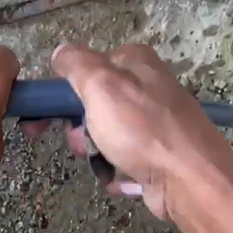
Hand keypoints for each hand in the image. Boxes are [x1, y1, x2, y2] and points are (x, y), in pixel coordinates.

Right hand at [48, 43, 232, 219]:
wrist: (190, 181)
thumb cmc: (142, 130)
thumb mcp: (101, 86)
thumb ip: (76, 64)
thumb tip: (60, 51)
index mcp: (135, 63)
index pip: (87, 67)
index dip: (61, 92)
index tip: (42, 116)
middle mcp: (149, 87)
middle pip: (94, 104)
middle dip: (80, 130)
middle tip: (81, 145)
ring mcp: (156, 122)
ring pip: (106, 135)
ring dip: (98, 153)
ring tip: (105, 164)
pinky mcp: (160, 154)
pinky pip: (124, 159)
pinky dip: (118, 171)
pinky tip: (124, 178)